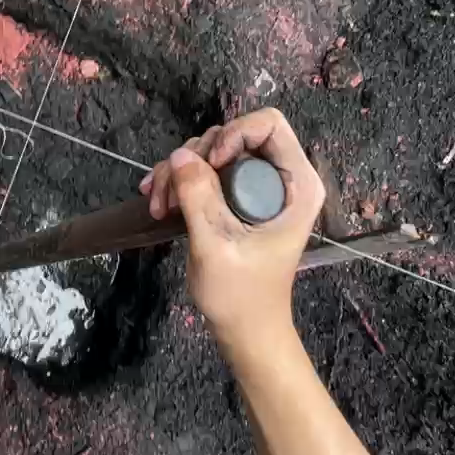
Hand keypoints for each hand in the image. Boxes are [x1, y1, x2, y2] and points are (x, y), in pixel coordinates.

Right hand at [139, 109, 324, 358]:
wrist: (244, 330)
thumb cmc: (241, 296)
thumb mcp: (217, 246)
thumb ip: (200, 198)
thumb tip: (180, 154)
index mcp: (297, 185)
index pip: (269, 124)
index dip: (234, 134)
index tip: (212, 166)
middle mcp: (280, 177)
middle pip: (233, 133)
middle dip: (196, 157)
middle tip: (172, 193)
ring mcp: (255, 185)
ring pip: (211, 149)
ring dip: (179, 171)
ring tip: (161, 205)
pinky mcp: (235, 195)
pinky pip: (203, 168)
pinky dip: (178, 179)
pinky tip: (158, 202)